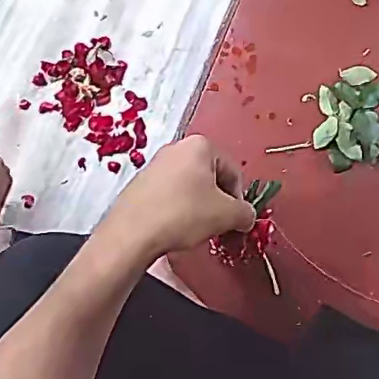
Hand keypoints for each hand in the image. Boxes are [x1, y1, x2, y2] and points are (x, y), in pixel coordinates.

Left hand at [97, 136, 254, 260]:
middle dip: (218, 202)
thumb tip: (246, 217)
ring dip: (199, 206)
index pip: (233, 172)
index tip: (235, 219)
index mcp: (200, 145)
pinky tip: (175, 227)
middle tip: (218, 224)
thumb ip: (246, 213)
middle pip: (211, 177)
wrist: (131, 233)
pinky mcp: (140, 183)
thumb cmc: (183, 215)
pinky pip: (170, 194)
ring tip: (195, 228)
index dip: (239, 199)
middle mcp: (176, 148)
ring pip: (190, 186)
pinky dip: (178, 208)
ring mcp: (155, 164)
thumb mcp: (227, 215)